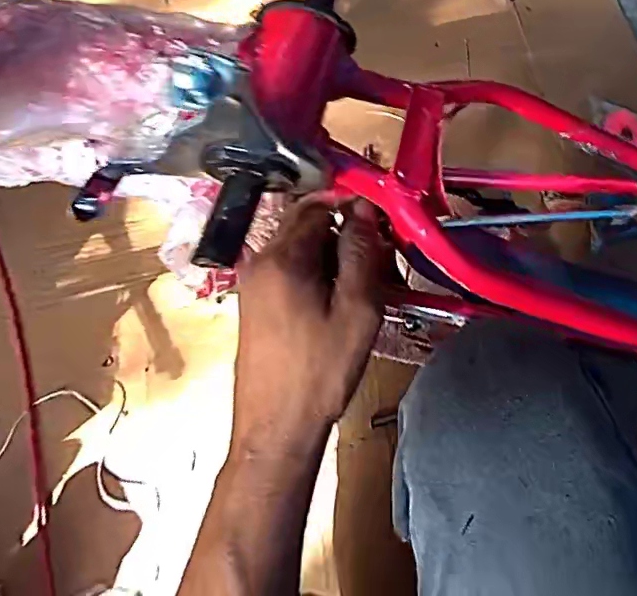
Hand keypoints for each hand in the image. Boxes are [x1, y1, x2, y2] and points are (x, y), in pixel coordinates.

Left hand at [230, 196, 384, 458]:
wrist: (275, 432)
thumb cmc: (321, 371)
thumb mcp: (356, 308)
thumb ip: (361, 251)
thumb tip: (365, 207)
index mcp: (282, 257)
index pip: (320, 204)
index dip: (354, 205)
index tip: (383, 219)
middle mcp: (260, 261)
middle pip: (307, 221)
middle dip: (345, 228)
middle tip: (379, 252)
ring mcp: (253, 282)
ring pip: (301, 245)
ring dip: (334, 252)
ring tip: (365, 281)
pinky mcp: (255, 302)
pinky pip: (290, 267)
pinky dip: (318, 270)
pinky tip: (340, 298)